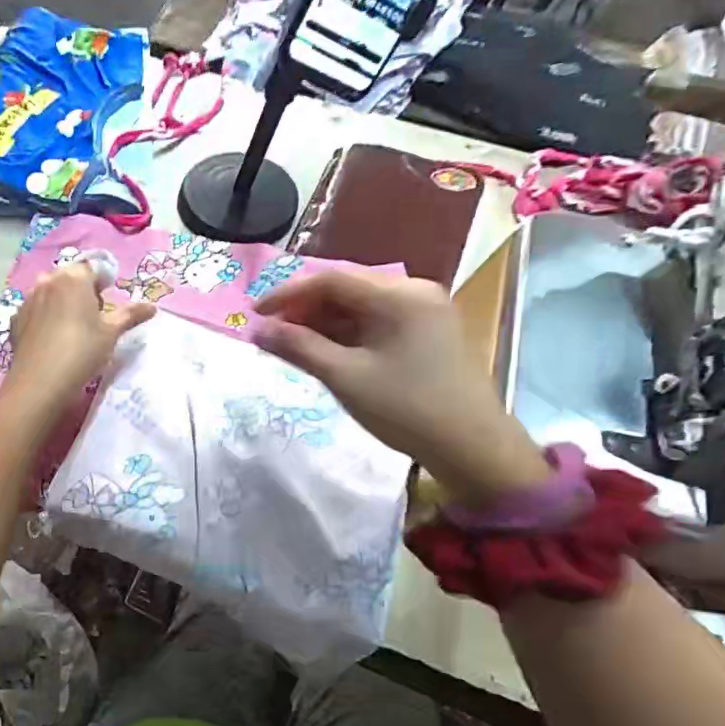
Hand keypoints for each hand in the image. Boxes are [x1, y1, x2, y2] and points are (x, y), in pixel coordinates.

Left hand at [0, 262, 155, 416]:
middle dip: (82, 292)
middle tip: (92, 321)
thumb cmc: (82, 352)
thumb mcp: (111, 333)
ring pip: (50, 293)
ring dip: (62, 304)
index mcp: (73, 277)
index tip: (108, 308)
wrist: (40, 383)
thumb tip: (153, 307)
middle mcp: (47, 280)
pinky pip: (35, 311)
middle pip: (70, 279)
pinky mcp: (15, 320)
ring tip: (70, 331)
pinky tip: (51, 340)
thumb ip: (131, 315)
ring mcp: (27, 299)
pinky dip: (44, 318)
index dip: (104, 286)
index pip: (95, 269)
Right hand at [254, 272, 550, 505]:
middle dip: (304, 309)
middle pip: (346, 289)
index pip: (330, 280)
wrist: (470, 444)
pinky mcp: (428, 332)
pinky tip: (327, 352)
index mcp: (398, 295)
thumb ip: (299, 348)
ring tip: (292, 346)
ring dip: (324, 323)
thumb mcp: (345, 377)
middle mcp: (414, 292)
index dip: (286, 294)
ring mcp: (425, 311)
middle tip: (271, 333)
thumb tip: (258, 330)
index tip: (254, 314)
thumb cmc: (405, 408)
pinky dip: (348, 334)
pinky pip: (377, 322)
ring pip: (361, 307)